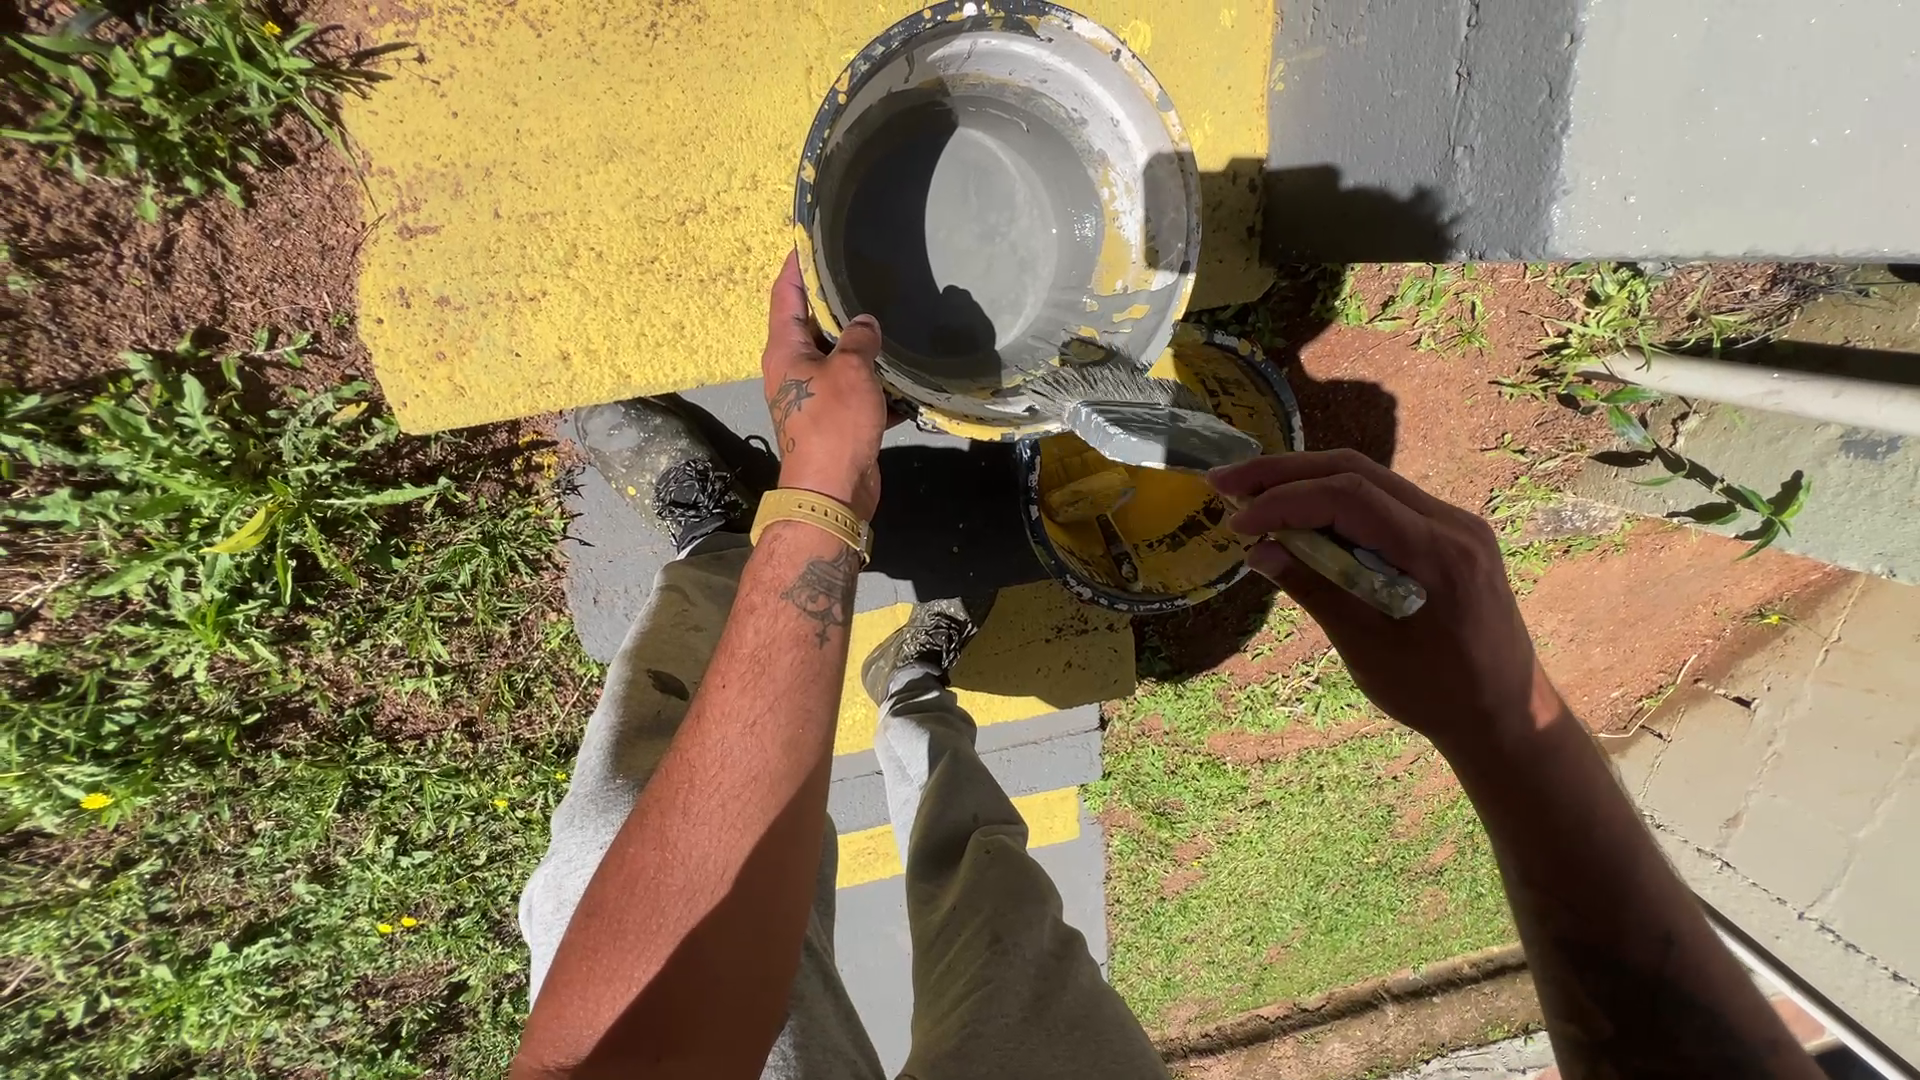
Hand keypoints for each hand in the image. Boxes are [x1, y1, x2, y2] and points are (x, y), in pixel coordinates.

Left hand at [762, 252, 888, 519]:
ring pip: (841, 361)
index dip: (798, 264)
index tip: (813, 238)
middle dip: (839, 304)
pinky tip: (906, 378)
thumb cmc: (833, 424)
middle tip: (868, 276)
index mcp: (784, 350)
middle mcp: (794, 370)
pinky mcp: (838, 422)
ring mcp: (815, 398)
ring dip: (865, 347)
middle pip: (814, 326)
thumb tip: (865, 322)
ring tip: (894, 319)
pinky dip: (880, 388)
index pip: (785, 293)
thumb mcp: (849, 371)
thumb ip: (859, 339)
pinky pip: (859, 394)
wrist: (833, 491)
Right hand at [1209, 450, 1559, 752]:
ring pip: (1366, 477)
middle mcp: (1451, 522)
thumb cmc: (1436, 693)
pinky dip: (1328, 499)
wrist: (1507, 714)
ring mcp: (1453, 523)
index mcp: (1438, 553)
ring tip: (1248, 491)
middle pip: (1355, 470)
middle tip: (1225, 483)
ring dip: (1302, 480)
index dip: (1284, 501)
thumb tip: (1258, 552)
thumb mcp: (1366, 647)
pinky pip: (1379, 499)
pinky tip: (1294, 512)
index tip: (1237, 524)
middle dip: (1283, 472)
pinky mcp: (1445, 533)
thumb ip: (1315, 589)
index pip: (1349, 498)